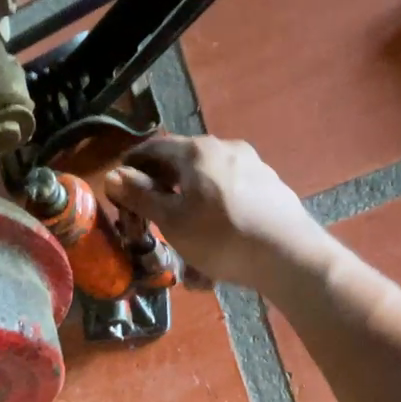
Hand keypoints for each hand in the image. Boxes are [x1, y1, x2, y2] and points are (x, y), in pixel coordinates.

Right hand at [102, 135, 329, 292]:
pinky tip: (217, 248)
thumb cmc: (219, 237)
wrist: (286, 254)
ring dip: (191, 210)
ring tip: (186, 244)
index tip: (120, 189)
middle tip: (151, 220)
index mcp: (196, 151)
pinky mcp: (269, 187)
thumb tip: (113, 175)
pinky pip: (231, 198)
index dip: (132, 166)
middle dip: (164, 192)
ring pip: (208, 185)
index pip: (153, 148)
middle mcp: (225, 148)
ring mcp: (251, 166)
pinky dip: (215, 217)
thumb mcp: (171, 221)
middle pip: (182, 166)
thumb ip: (141, 196)